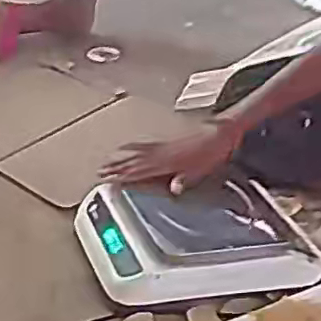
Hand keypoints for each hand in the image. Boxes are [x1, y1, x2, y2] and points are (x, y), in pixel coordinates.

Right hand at [101, 124, 242, 189]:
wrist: (221, 132)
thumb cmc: (211, 152)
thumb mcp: (200, 170)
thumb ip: (185, 179)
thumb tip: (174, 189)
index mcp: (166, 162)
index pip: (140, 171)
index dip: (123, 176)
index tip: (109, 180)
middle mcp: (160, 153)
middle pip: (132, 161)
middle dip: (115, 168)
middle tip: (100, 172)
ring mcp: (161, 146)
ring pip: (134, 153)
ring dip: (119, 158)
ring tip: (106, 162)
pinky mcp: (165, 142)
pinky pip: (143, 145)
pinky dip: (131, 147)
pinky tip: (126, 148)